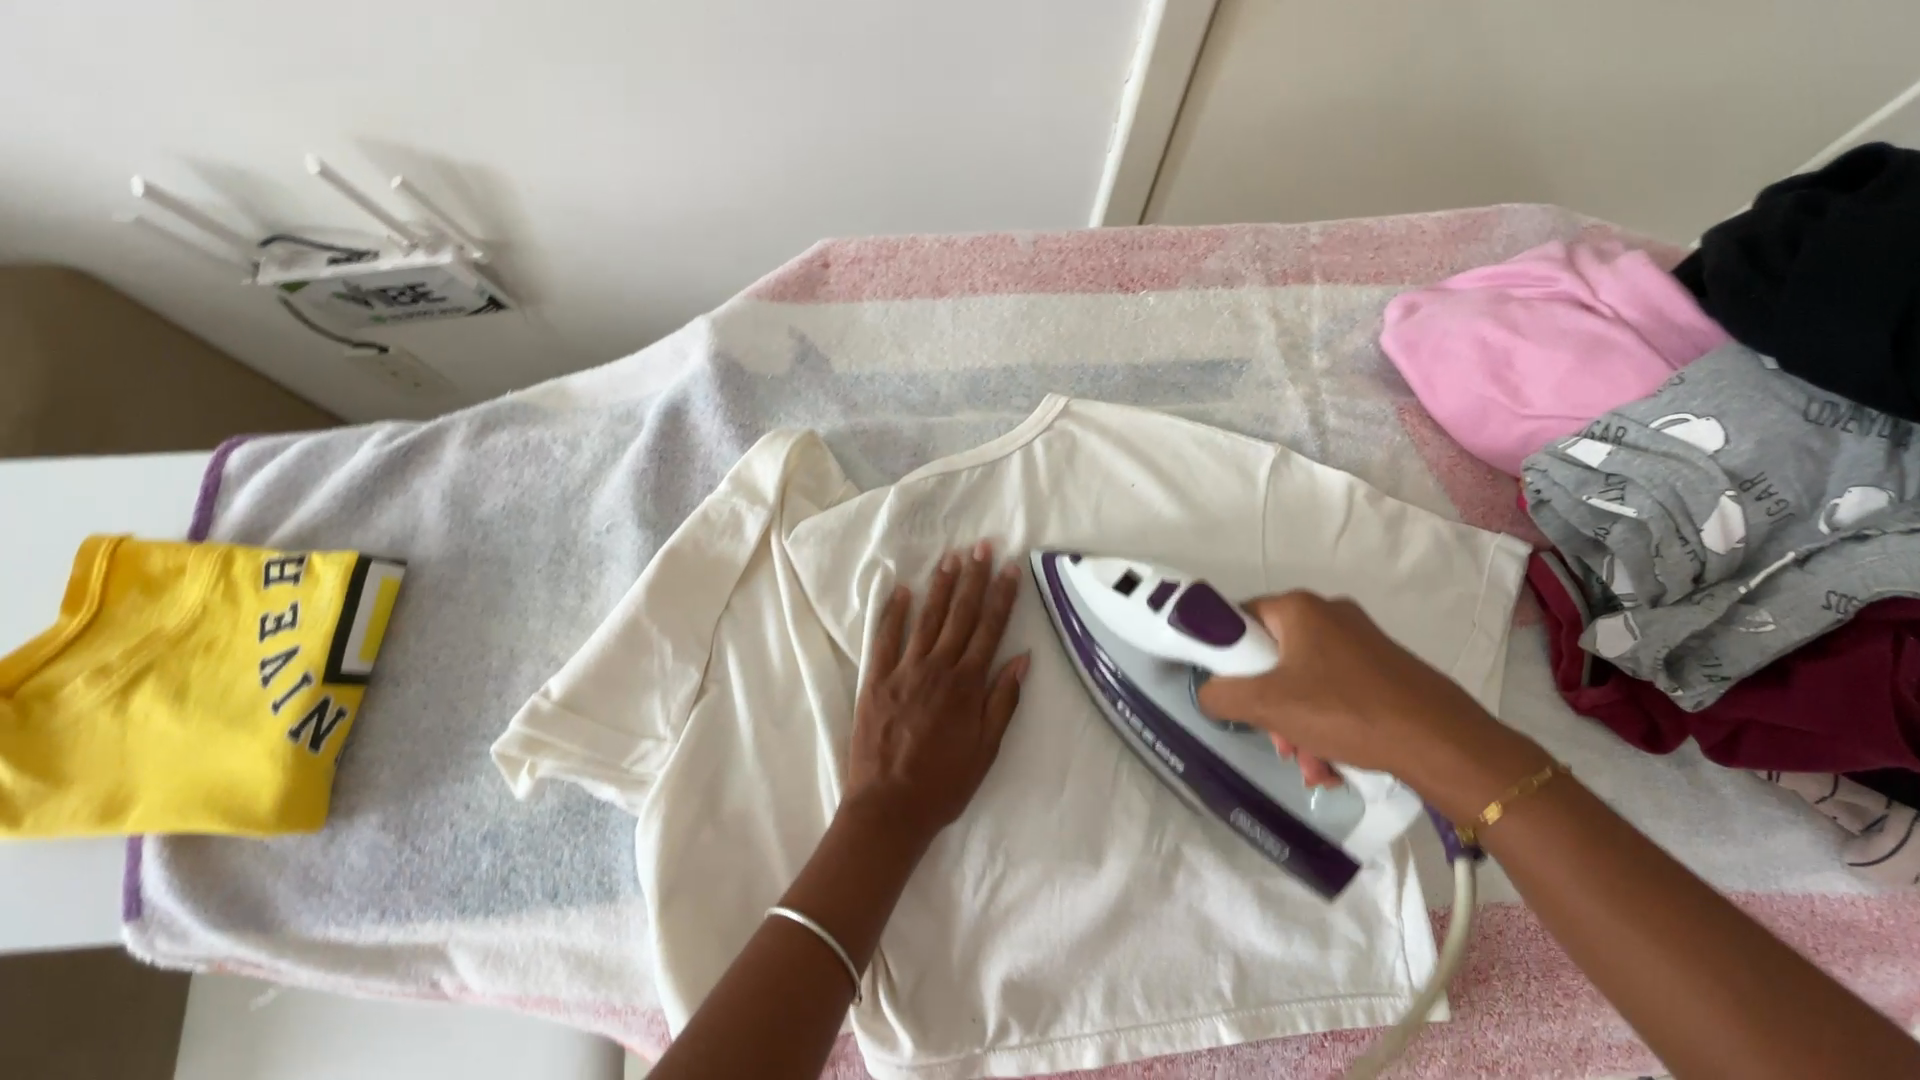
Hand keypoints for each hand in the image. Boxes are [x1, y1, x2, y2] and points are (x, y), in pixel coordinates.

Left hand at [845, 542, 1029, 841]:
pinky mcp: (876, 680)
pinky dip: (894, 613)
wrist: (889, 807)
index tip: (1009, 568)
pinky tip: (903, 590)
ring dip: (939, 586)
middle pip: (959, 615)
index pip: (989, 629)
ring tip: (950, 557)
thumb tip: (1022, 659)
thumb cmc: (944, 783)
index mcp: (966, 685)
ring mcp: (903, 671)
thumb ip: (1003, 701)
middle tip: (981, 546)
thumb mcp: (986, 749)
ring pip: (926, 619)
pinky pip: (886, 639)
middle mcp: (937, 669)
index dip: (1001, 596)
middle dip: (973, 578)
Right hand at [1195, 592, 1519, 795]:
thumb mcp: (1268, 705)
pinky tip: (1333, 765)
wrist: (1440, 742)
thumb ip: (1221, 695)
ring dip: (1297, 728)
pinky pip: (1334, 694)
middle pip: (1271, 658)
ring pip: (1303, 683)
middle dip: (1268, 708)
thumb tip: (1208, 693)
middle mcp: (1329, 615)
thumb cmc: (1346, 711)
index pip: (1238, 620)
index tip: (1228, 693)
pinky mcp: (1382, 670)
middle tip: (1277, 742)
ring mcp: (1360, 643)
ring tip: (1312, 768)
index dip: (1224, 656)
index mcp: (1298, 608)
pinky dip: (1326, 728)